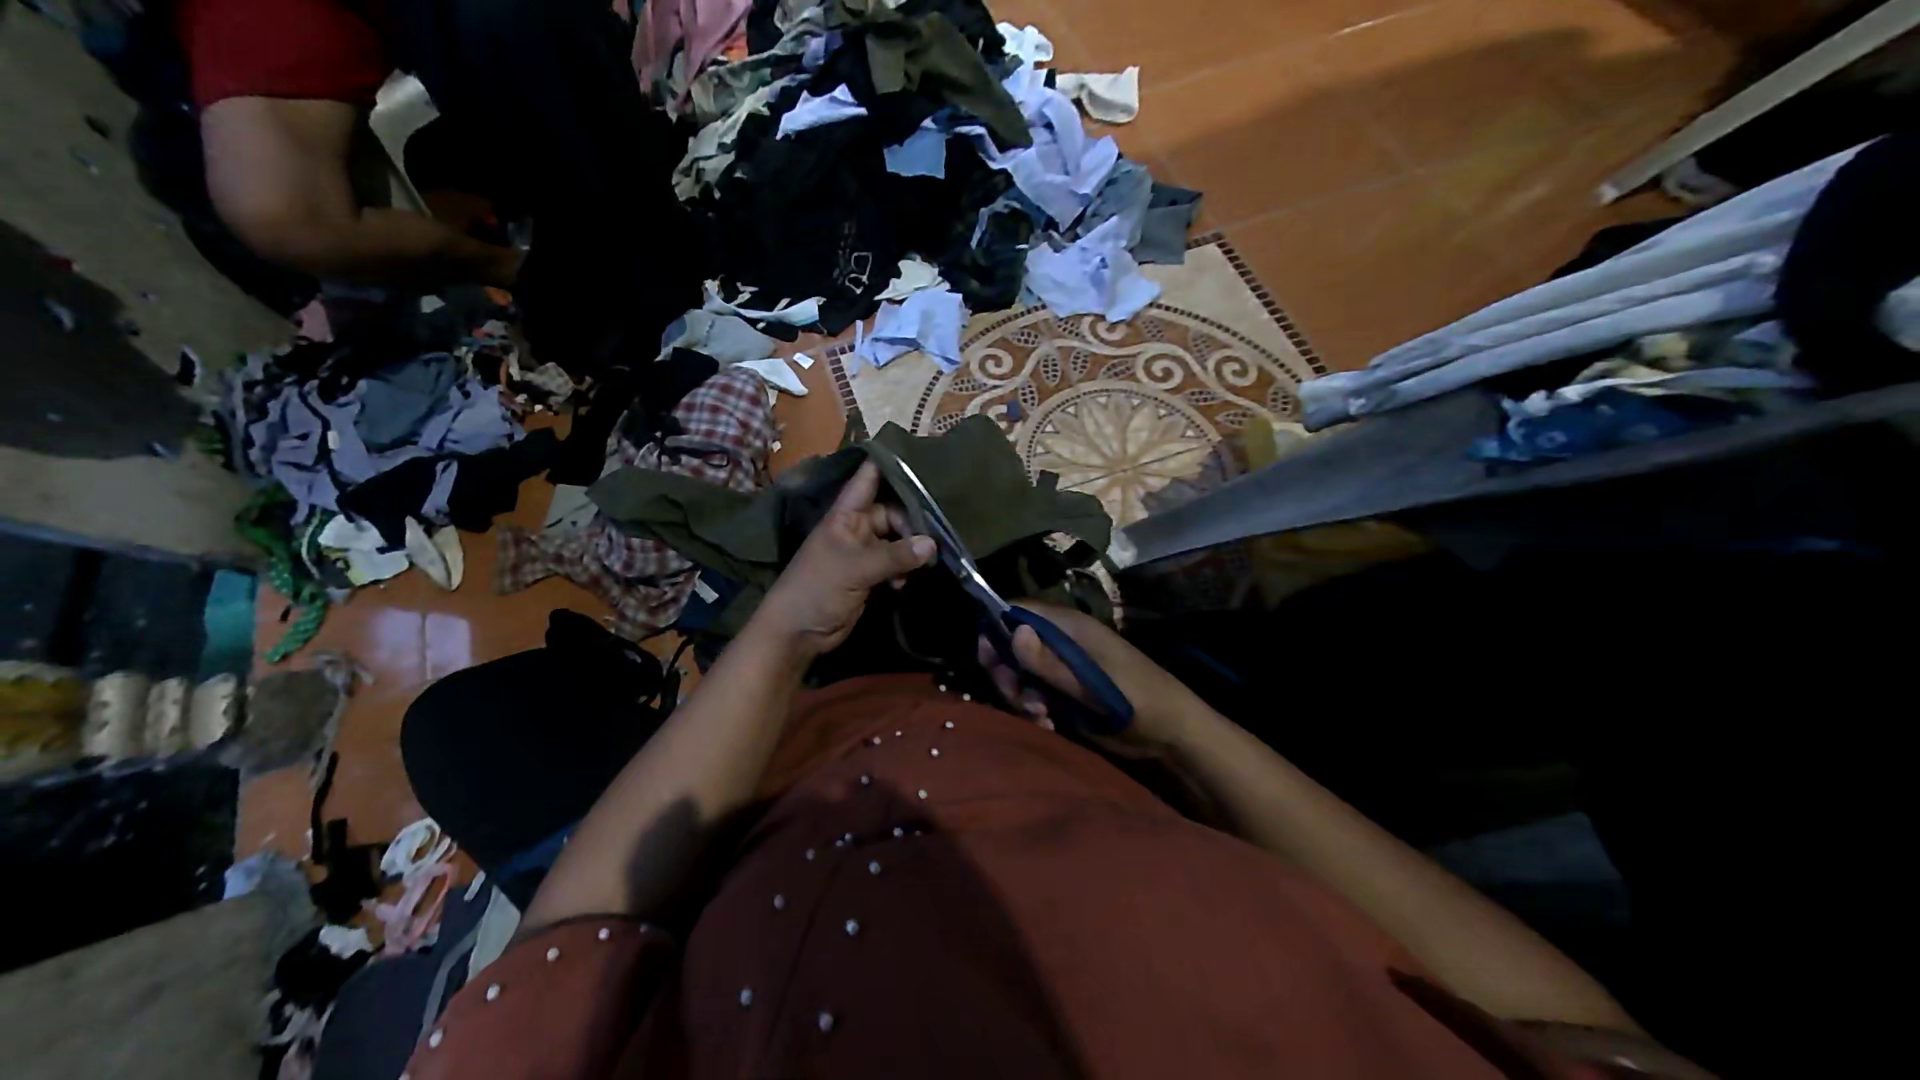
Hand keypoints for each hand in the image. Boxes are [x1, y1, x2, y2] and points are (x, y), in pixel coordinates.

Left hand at [750, 461, 935, 658]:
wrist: (797, 632)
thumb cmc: (817, 588)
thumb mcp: (856, 568)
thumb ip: (895, 555)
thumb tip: (932, 544)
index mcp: (845, 515)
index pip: (868, 479)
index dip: (888, 464)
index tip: (918, 454)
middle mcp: (856, 528)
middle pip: (891, 512)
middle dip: (913, 522)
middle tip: (934, 536)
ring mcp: (862, 552)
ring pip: (896, 540)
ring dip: (911, 549)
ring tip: (924, 562)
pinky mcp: (868, 576)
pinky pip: (894, 563)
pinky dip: (904, 569)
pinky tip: (907, 581)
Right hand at [978, 601, 1208, 748]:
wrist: (1172, 733)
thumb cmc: (1139, 701)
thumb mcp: (1093, 685)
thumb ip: (1051, 662)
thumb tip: (1013, 630)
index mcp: (1070, 628)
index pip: (1019, 611)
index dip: (997, 629)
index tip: (990, 660)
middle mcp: (1062, 643)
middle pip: (1012, 645)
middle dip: (1009, 674)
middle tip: (1021, 700)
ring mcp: (1063, 668)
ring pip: (1020, 673)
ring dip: (1021, 697)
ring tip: (1042, 717)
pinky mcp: (1065, 692)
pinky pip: (1034, 695)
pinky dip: (1034, 710)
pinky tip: (1048, 725)